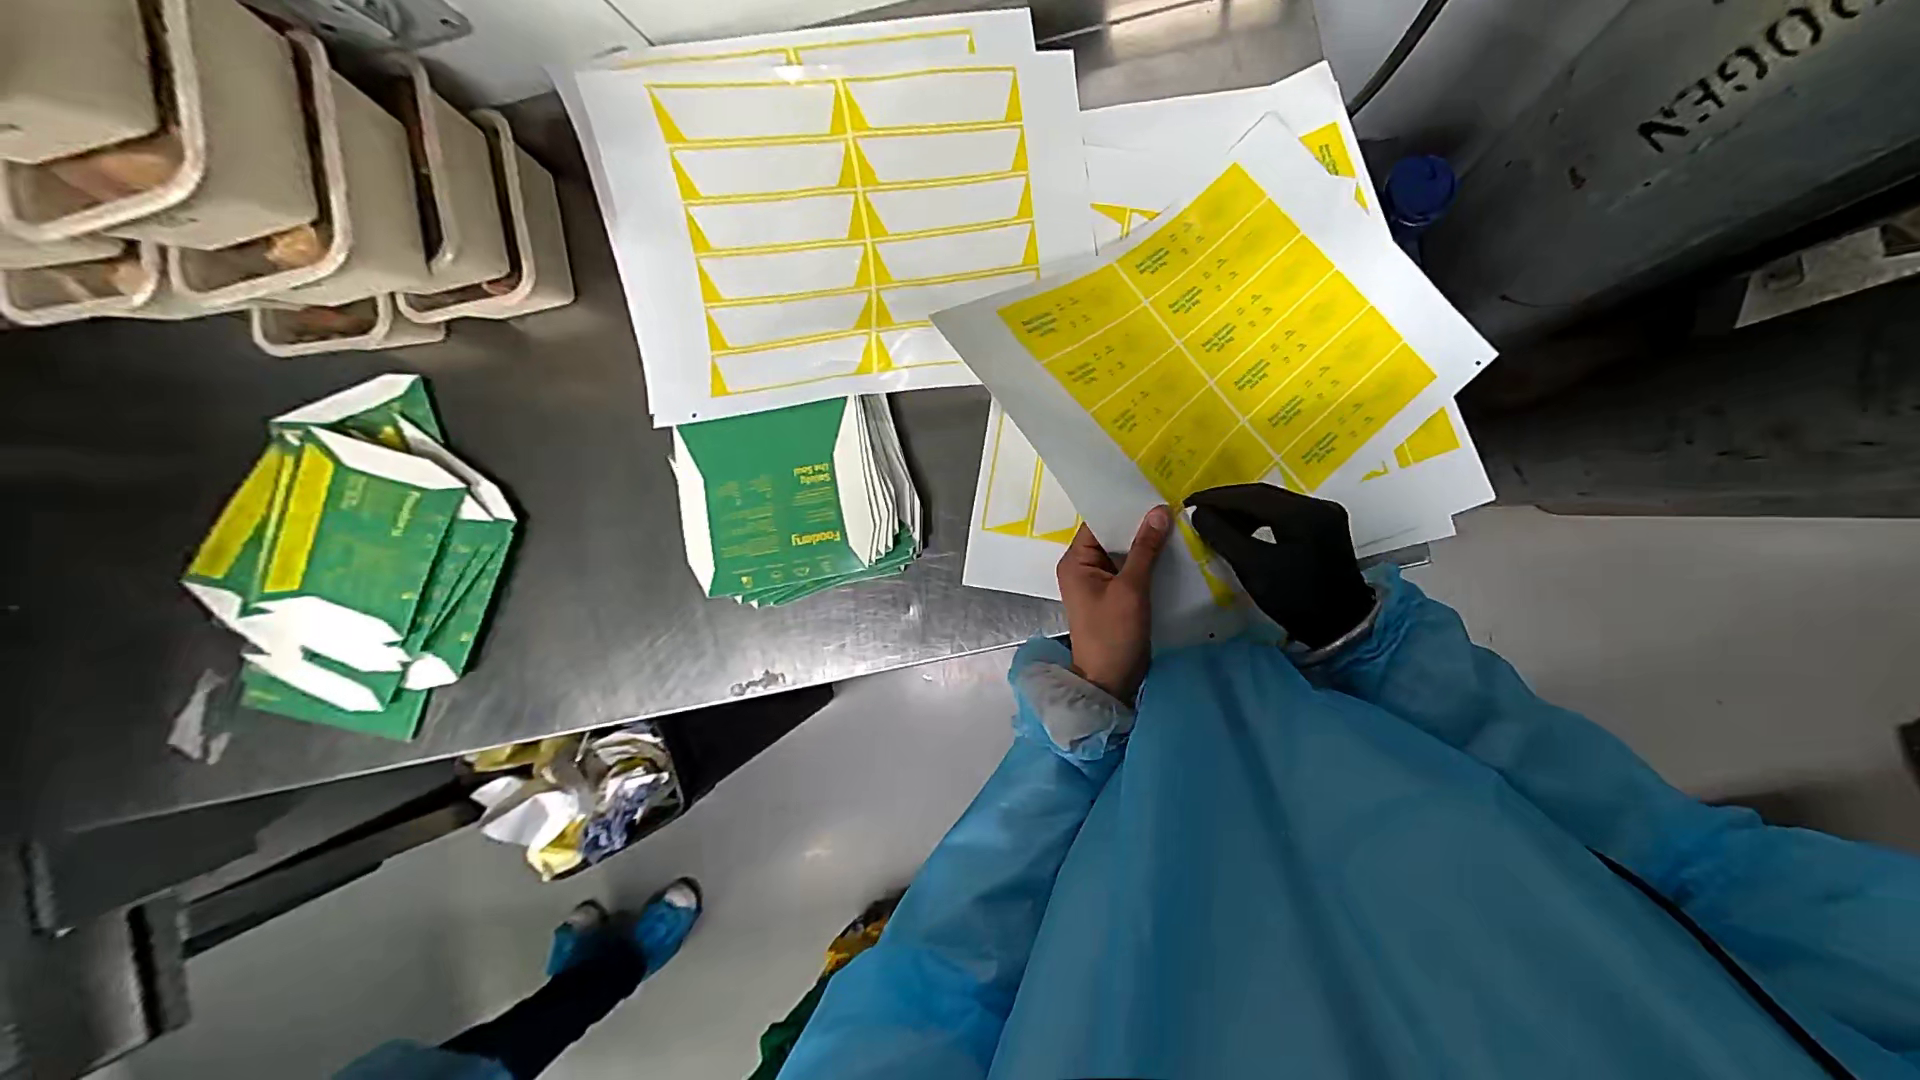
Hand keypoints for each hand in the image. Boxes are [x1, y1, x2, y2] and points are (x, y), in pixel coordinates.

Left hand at [1056, 506, 1170, 702]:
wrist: (1110, 681)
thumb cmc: (1113, 634)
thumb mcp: (1130, 589)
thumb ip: (1145, 549)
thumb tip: (1159, 511)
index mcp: (1075, 561)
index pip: (1098, 522)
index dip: (1123, 507)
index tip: (1152, 491)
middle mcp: (1083, 567)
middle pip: (1112, 536)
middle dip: (1139, 524)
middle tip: (1172, 503)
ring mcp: (1099, 582)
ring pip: (1124, 552)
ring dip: (1146, 542)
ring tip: (1178, 520)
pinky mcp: (1114, 595)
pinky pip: (1130, 569)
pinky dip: (1148, 561)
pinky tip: (1173, 551)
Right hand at [1185, 484, 1372, 648]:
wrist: (1341, 627)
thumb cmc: (1296, 600)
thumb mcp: (1254, 568)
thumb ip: (1223, 536)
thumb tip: (1198, 514)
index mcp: (1303, 513)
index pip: (1251, 495)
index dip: (1216, 498)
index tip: (1189, 503)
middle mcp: (1317, 505)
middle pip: (1263, 495)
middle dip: (1228, 501)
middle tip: (1198, 510)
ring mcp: (1324, 515)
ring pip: (1273, 503)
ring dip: (1243, 510)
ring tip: (1216, 520)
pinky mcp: (1324, 526)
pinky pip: (1284, 513)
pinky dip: (1259, 518)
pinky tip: (1242, 529)